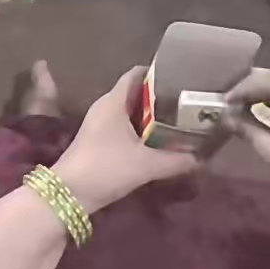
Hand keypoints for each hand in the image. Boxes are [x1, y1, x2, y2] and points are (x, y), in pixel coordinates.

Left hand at [50, 67, 199, 211]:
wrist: (68, 194)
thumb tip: (201, 159)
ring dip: (151, 118)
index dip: (158, 74)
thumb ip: (176, 160)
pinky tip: (157, 144)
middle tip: (186, 106)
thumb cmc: (106, 168)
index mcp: (113, 101)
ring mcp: (99, 125)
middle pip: (136, 94)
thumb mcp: (147, 165)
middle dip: (160, 99)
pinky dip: (140, 132)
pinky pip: (123, 128)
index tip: (181, 81)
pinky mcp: (97, 142)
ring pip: (130, 113)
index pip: (136, 74)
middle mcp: (105, 107)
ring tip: (178, 124)